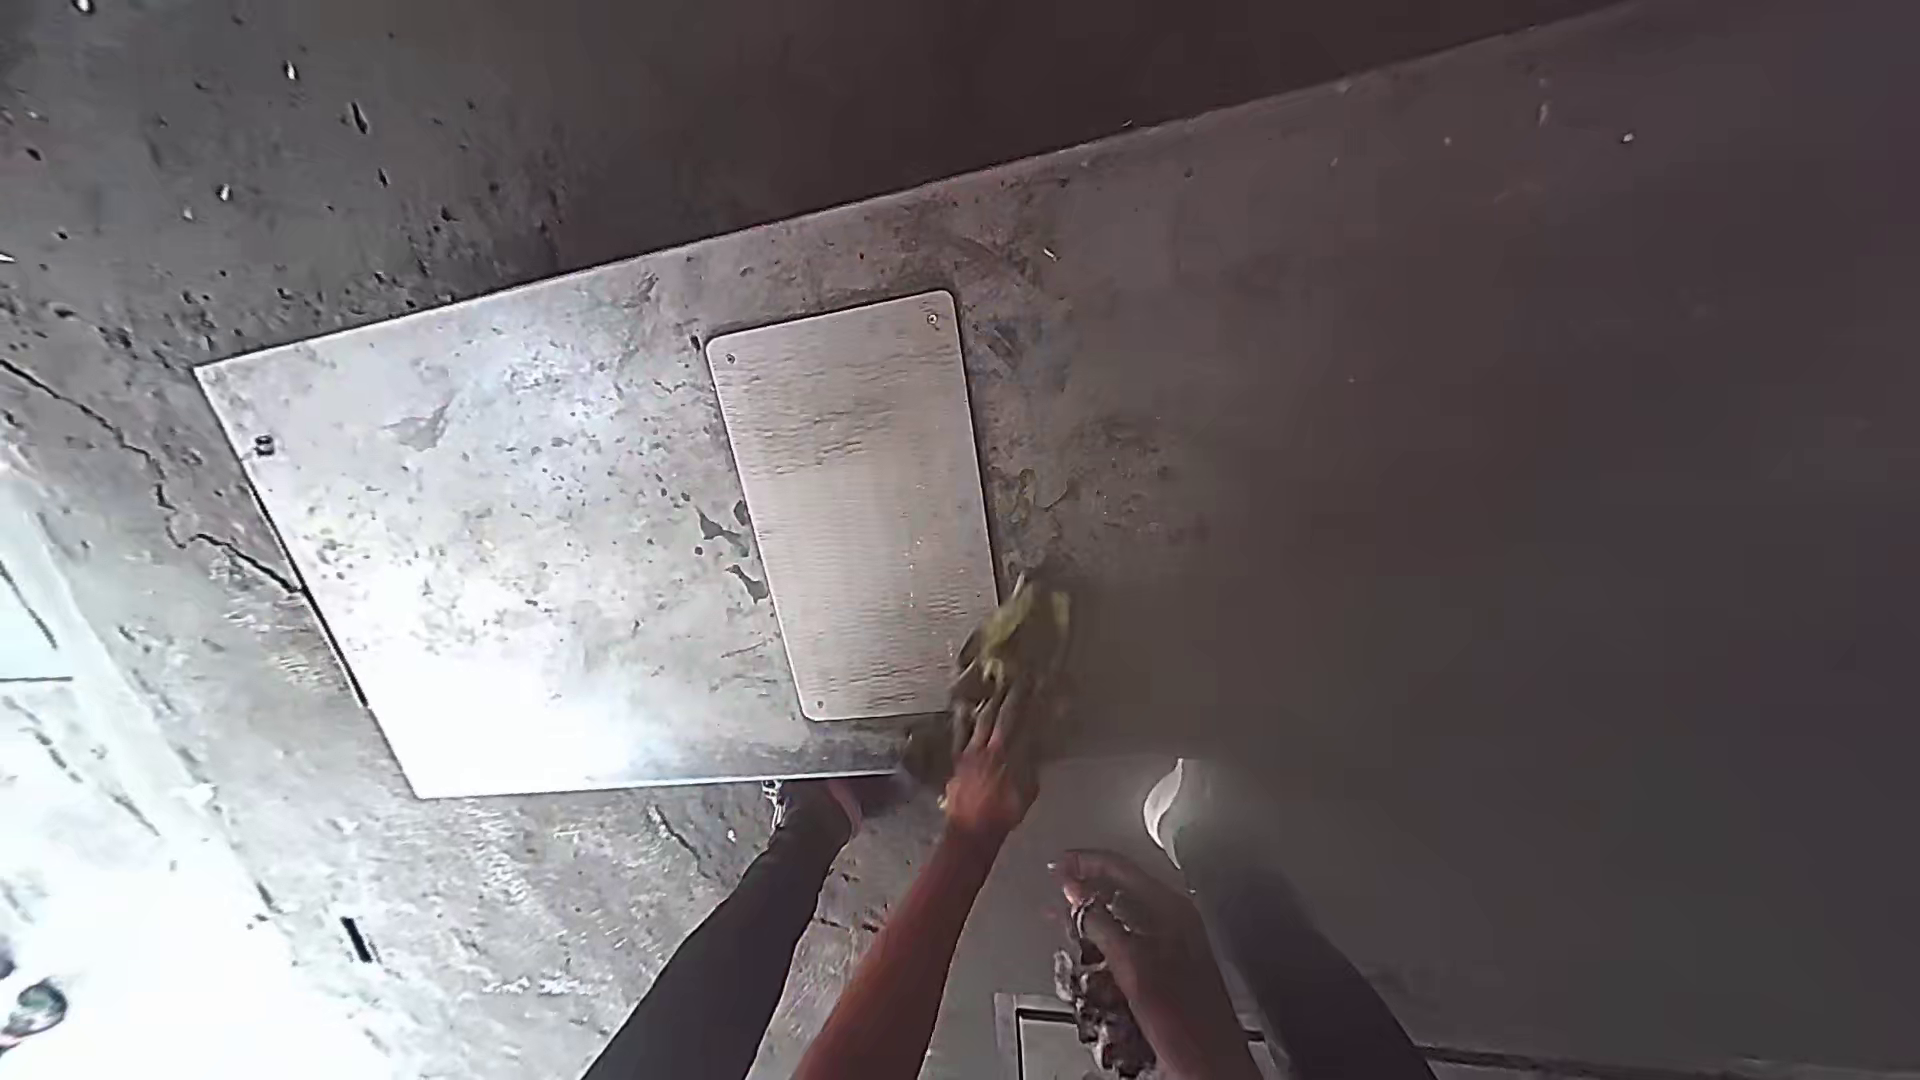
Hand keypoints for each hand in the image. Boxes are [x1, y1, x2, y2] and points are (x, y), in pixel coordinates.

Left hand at [942, 681, 1038, 843]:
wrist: (972, 830)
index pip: (1018, 720)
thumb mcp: (1027, 791)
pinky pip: (960, 735)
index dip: (1025, 701)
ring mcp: (969, 752)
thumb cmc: (1003, 814)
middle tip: (1015, 681)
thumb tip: (1036, 750)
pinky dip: (963, 721)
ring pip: (979, 721)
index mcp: (1005, 753)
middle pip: (998, 715)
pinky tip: (963, 710)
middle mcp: (987, 747)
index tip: (1032, 685)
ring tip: (992, 689)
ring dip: (988, 704)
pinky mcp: (958, 760)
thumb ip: (1030, 767)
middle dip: (1008, 697)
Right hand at [1054, 850, 1260, 1079]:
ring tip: (1066, 919)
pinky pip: (1126, 940)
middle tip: (1059, 890)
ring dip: (1092, 916)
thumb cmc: (1184, 1024)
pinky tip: (1086, 950)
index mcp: (1170, 907)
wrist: (1212, 1073)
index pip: (1120, 866)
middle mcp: (1172, 919)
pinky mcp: (1163, 966)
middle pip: (1120, 888)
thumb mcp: (1132, 966)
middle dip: (1087, 889)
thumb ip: (1099, 922)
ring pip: (1120, 915)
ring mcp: (1169, 942)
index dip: (1085, 862)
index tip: (1059, 865)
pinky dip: (1103, 941)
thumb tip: (1073, 890)